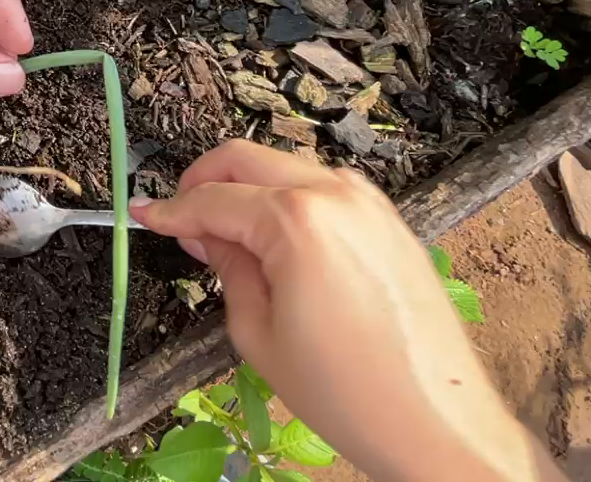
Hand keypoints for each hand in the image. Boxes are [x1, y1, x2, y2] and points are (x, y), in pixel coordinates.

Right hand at [129, 141, 559, 481]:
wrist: (448, 432)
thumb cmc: (344, 392)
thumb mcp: (257, 332)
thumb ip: (225, 266)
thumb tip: (204, 234)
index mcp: (294, 221)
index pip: (211, 201)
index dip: (170, 209)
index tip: (142, 213)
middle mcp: (331, 193)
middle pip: (241, 157)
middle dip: (201, 180)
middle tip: (181, 217)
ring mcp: (366, 201)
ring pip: (279, 163)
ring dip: (242, 185)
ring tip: (226, 231)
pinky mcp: (388, 218)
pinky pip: (319, 185)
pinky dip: (282, 194)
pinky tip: (272, 234)